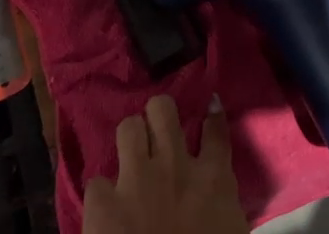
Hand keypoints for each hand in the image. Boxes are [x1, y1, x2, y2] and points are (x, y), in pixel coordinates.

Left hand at [83, 95, 249, 233]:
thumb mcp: (231, 227)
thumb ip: (223, 198)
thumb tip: (218, 187)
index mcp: (211, 178)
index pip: (215, 129)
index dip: (211, 114)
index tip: (208, 106)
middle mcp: (173, 165)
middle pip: (163, 110)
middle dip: (159, 113)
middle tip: (159, 130)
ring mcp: (135, 179)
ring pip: (128, 128)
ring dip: (131, 141)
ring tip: (131, 155)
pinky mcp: (103, 202)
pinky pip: (97, 181)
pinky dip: (103, 195)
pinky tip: (107, 207)